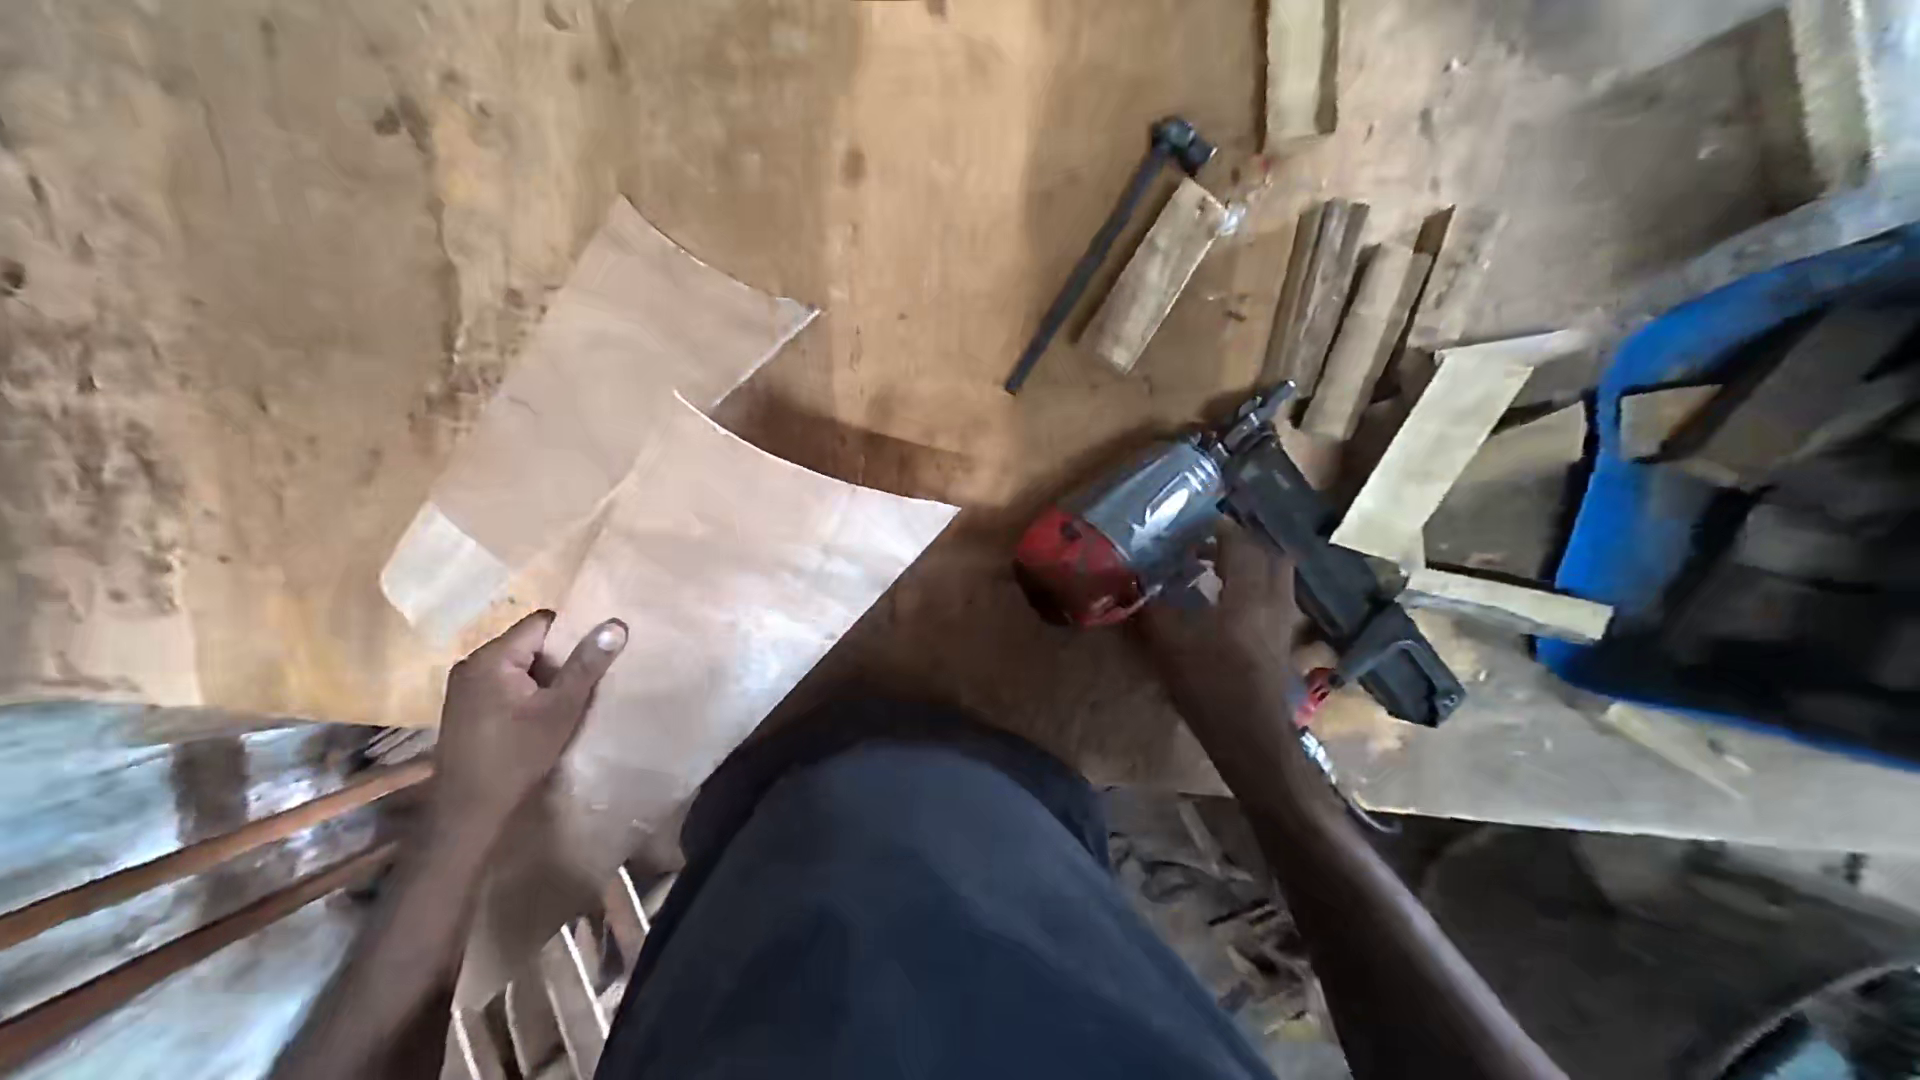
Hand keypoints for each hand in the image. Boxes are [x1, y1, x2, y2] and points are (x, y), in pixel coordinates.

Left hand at [430, 610, 627, 842]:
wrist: (470, 810)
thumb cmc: (518, 754)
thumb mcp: (562, 707)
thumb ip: (587, 664)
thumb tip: (616, 624)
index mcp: (492, 658)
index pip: (542, 622)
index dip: (572, 634)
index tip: (593, 656)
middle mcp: (471, 663)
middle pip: (530, 641)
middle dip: (560, 657)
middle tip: (584, 680)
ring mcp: (464, 685)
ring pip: (519, 663)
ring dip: (545, 675)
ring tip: (566, 698)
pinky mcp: (465, 705)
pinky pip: (505, 681)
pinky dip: (527, 689)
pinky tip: (541, 713)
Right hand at [1137, 524, 1301, 667]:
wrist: (1248, 734)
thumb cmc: (1209, 683)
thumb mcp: (1169, 642)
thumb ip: (1150, 606)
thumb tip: (1130, 580)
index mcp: (1248, 593)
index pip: (1241, 544)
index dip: (1217, 530)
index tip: (1192, 528)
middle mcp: (1274, 600)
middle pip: (1269, 554)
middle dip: (1240, 544)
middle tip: (1207, 546)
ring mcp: (1284, 622)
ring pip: (1277, 577)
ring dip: (1250, 565)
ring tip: (1215, 571)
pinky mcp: (1283, 641)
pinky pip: (1274, 597)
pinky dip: (1254, 588)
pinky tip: (1226, 604)